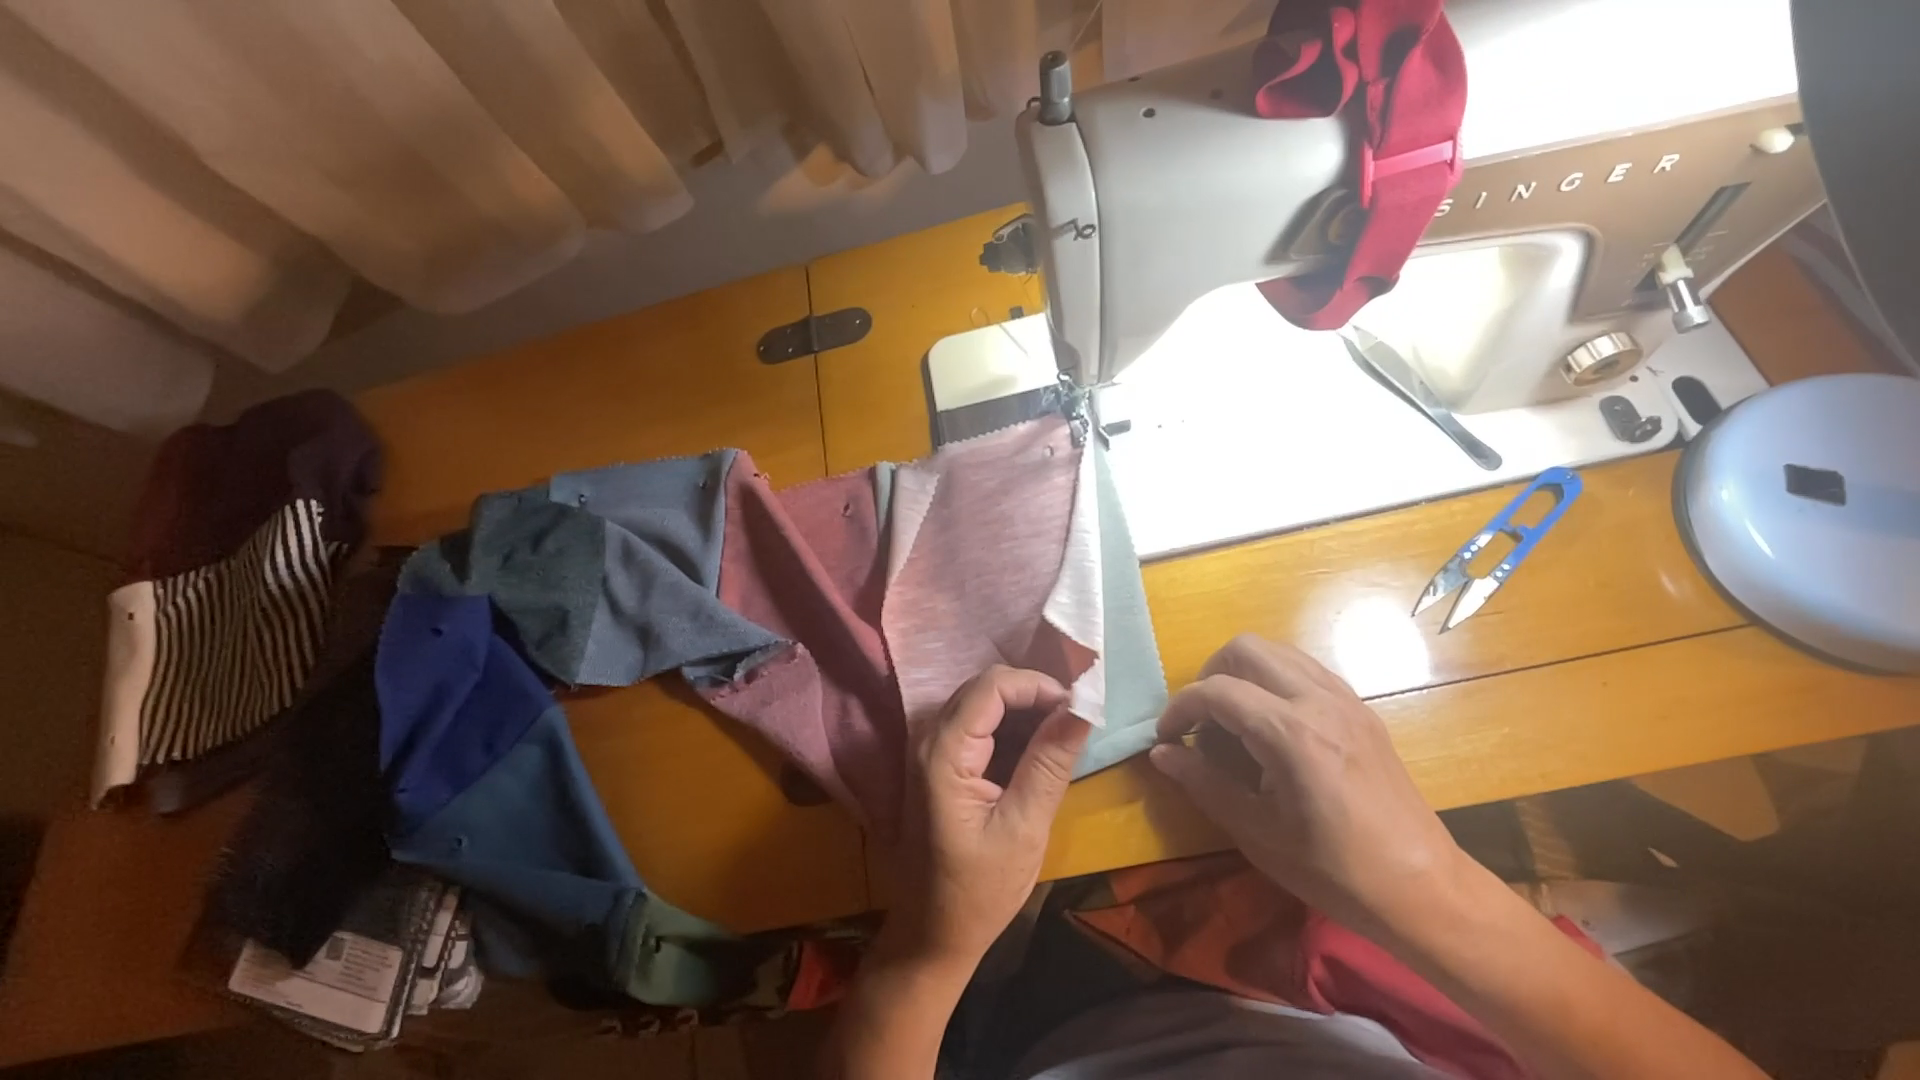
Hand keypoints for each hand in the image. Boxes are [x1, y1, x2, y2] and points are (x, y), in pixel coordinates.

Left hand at [889, 666, 1090, 968]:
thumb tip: (1082, 708)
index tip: (1078, 709)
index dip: (1038, 685)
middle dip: (1034, 695)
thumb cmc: (977, 891)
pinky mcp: (936, 764)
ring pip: (981, 703)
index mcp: (943, 753)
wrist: (930, 934)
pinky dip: (1009, 729)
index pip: (992, 686)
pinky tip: (1037, 752)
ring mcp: (928, 751)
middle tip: (1076, 722)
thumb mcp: (1025, 828)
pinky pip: (975, 726)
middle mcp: (928, 740)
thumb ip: (1050, 762)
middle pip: (985, 688)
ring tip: (1063, 737)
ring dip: (1024, 711)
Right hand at [1149, 635, 1468, 939]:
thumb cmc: (1333, 870)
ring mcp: (1346, 701)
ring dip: (1244, 673)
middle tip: (1200, 721)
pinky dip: (1275, 681)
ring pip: (1278, 651)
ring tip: (1232, 720)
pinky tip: (1270, 726)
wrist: (1421, 887)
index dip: (1180, 709)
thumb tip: (1162, 753)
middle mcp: (1319, 702)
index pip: (1217, 692)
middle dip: (1210, 676)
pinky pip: (1306, 670)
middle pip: (1247, 649)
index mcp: (1291, 735)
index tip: (1166, 738)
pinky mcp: (1361, 710)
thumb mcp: (1257, 834)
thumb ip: (1204, 784)